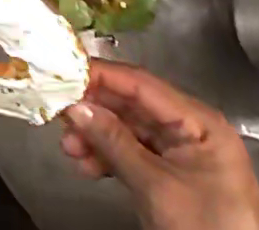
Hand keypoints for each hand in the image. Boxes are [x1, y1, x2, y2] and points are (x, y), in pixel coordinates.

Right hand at [60, 60, 258, 229]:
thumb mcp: (156, 188)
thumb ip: (114, 142)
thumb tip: (75, 107)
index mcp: (198, 121)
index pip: (142, 84)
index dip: (103, 76)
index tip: (67, 71)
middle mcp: (190, 128)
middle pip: (133, 106)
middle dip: (96, 111)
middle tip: (60, 113)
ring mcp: (181, 154)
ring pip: (129, 131)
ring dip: (98, 137)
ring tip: (68, 148)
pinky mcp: (172, 177)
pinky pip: (134, 155)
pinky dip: (109, 158)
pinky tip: (85, 165)